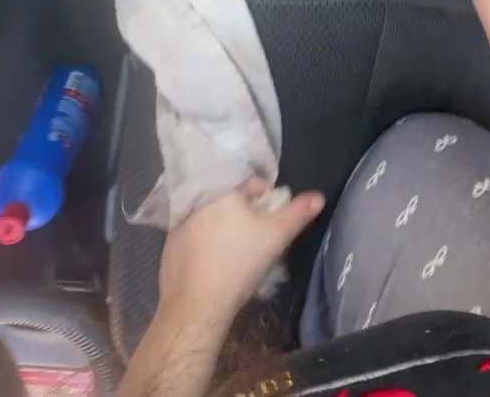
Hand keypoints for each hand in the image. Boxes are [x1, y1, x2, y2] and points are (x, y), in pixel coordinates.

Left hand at [158, 180, 324, 320]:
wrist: (196, 303)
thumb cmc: (239, 263)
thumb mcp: (276, 237)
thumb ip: (297, 214)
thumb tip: (318, 196)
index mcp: (225, 192)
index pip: (251, 184)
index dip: (266, 196)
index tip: (273, 213)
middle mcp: (200, 201)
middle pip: (228, 200)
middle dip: (242, 212)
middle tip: (255, 234)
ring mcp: (181, 223)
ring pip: (209, 218)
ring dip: (221, 226)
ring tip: (235, 250)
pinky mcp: (170, 246)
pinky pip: (192, 237)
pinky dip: (203, 244)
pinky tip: (213, 263)